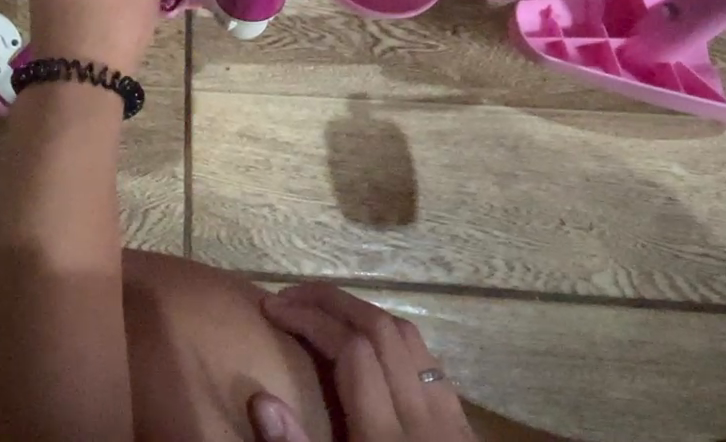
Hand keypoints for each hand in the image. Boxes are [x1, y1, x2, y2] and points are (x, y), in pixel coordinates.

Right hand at [250, 284, 475, 441]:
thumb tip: (260, 400)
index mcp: (387, 439)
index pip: (351, 348)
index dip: (309, 318)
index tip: (270, 309)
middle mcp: (425, 420)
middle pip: (381, 329)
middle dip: (331, 302)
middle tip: (289, 298)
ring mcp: (452, 422)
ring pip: (410, 339)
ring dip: (362, 313)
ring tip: (322, 313)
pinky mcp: (465, 431)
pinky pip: (427, 362)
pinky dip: (392, 338)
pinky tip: (368, 350)